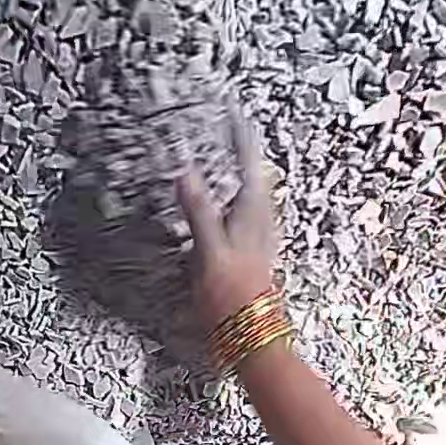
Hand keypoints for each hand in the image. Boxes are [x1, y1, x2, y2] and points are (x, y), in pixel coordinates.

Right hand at [177, 114, 280, 329]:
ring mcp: (258, 235)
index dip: (240, 134)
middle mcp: (261, 219)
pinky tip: (222, 203)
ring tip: (223, 155)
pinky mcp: (251, 250)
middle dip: (239, 149)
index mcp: (254, 212)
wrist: (250, 334)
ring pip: (249, 192)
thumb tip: (184, 173)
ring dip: (236, 172)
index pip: (250, 160)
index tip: (232, 109)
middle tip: (226, 125)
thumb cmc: (232, 296)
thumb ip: (198, 210)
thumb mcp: (210, 250)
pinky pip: (243, 212)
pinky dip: (231, 197)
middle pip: (252, 173)